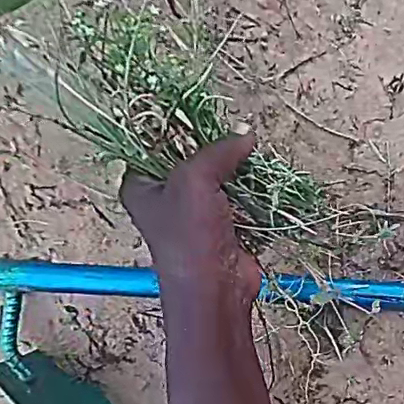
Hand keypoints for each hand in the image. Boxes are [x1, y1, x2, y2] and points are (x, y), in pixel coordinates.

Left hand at [121, 133, 261, 304]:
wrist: (216, 288)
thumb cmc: (190, 236)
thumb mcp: (195, 180)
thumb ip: (219, 151)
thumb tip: (247, 134)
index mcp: (141, 186)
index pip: (156, 145)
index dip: (178, 129)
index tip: (204, 115)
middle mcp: (166, 198)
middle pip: (193, 160)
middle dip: (217, 151)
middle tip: (235, 139)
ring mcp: (197, 214)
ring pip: (220, 179)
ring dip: (238, 172)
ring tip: (253, 158)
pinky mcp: (224, 227)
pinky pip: (239, 200)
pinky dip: (251, 192)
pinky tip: (262, 182)